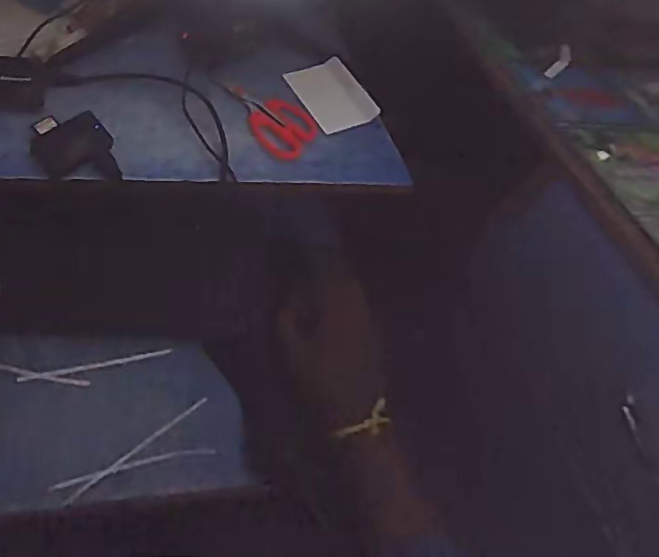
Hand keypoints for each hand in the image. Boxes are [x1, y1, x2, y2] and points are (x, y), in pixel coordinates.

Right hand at [277, 257, 439, 541]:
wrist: (357, 424)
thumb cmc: (317, 384)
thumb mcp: (289, 346)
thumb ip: (286, 310)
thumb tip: (288, 287)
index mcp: (337, 300)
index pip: (321, 260)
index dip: (302, 244)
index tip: (284, 234)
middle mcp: (357, 302)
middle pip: (339, 267)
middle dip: (318, 253)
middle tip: (295, 245)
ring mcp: (369, 319)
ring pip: (348, 283)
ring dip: (330, 270)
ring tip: (307, 264)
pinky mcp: (373, 334)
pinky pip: (354, 299)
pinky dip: (339, 290)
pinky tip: (325, 294)